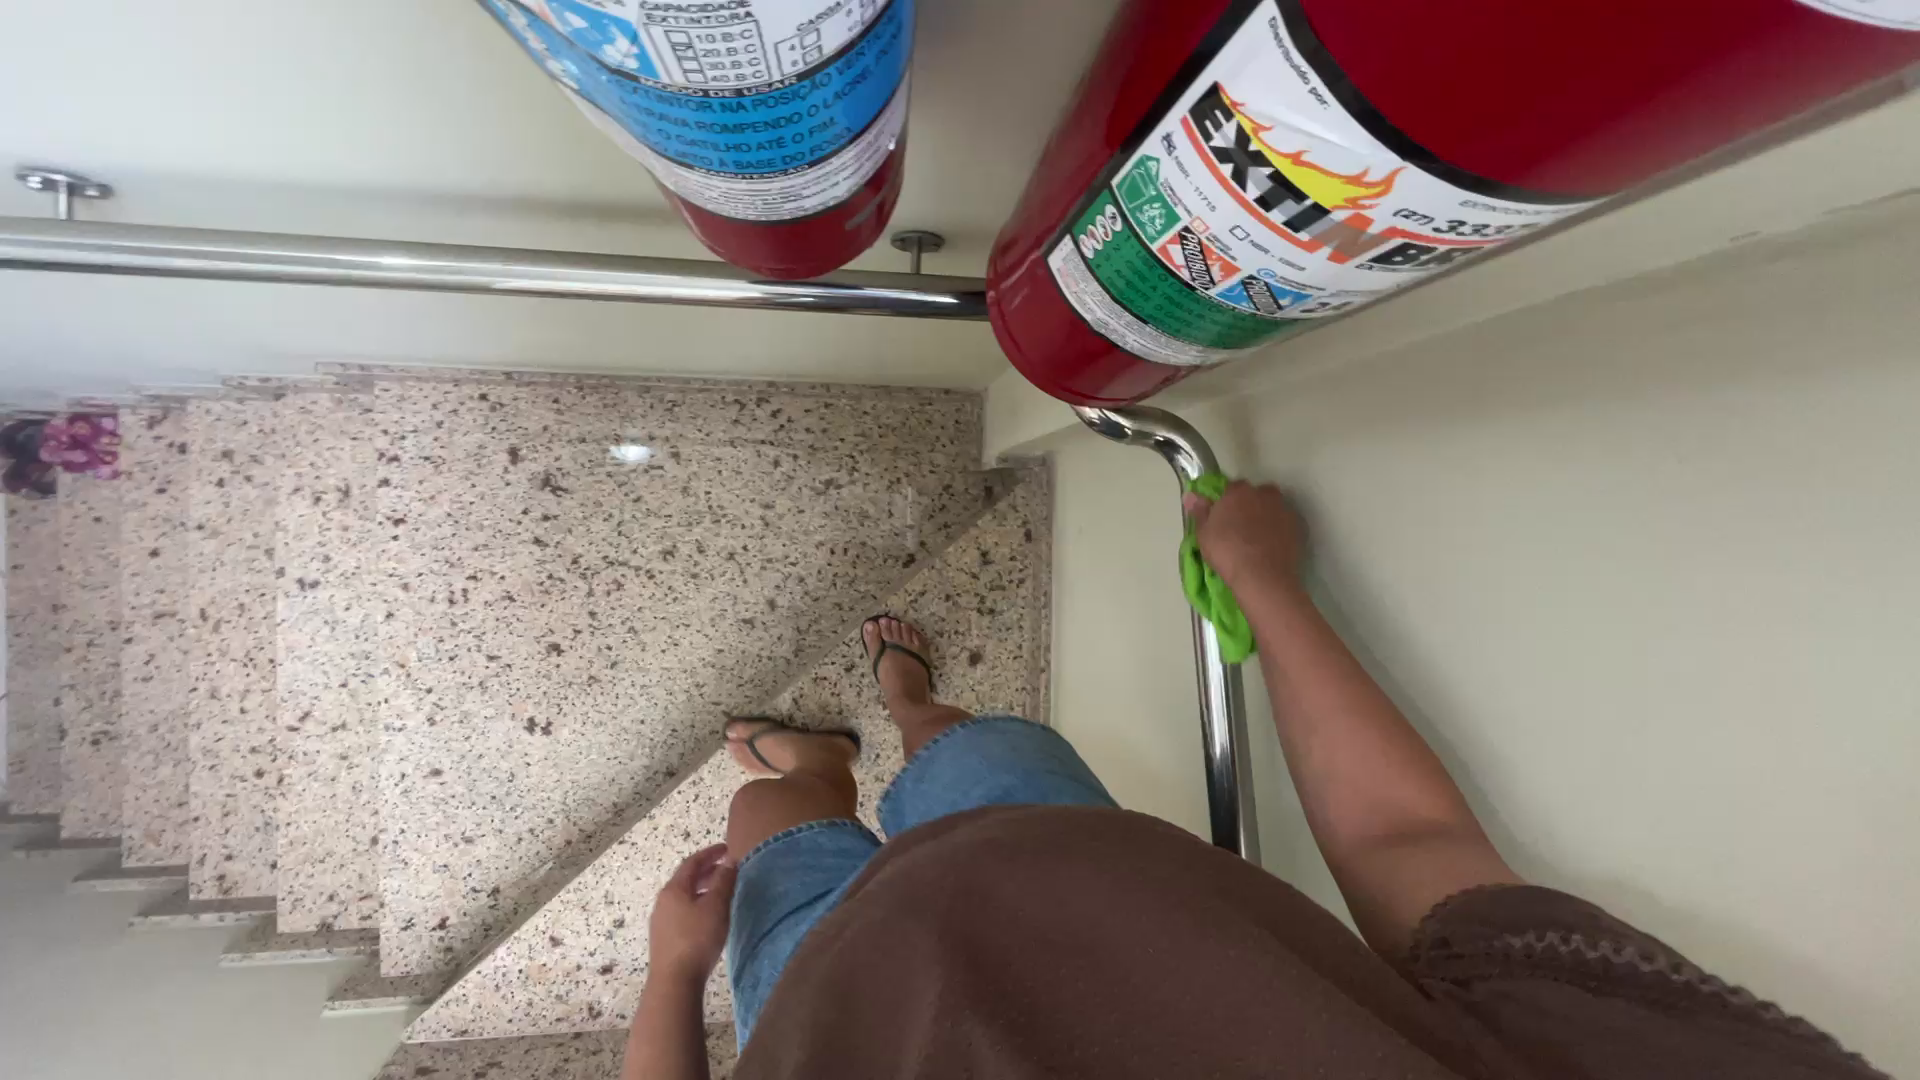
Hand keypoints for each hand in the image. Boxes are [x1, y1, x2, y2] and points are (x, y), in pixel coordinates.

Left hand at [648, 843, 736, 982]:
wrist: (674, 982)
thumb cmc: (696, 938)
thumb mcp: (716, 905)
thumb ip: (724, 880)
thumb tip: (729, 860)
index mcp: (674, 889)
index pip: (692, 862)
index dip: (710, 853)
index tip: (727, 849)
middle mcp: (663, 902)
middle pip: (686, 879)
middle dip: (707, 870)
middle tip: (726, 868)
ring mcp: (661, 921)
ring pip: (684, 896)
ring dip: (702, 888)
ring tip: (721, 891)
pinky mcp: (664, 938)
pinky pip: (681, 911)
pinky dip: (697, 904)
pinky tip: (708, 916)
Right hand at [1183, 481, 1307, 592]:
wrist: (1262, 576)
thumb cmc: (1227, 551)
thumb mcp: (1204, 533)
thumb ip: (1200, 511)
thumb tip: (1190, 495)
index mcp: (1239, 491)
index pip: (1232, 487)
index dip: (1227, 501)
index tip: (1223, 516)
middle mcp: (1264, 494)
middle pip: (1256, 494)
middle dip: (1249, 505)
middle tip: (1240, 526)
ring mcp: (1284, 510)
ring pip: (1272, 508)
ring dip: (1265, 516)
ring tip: (1256, 538)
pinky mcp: (1297, 527)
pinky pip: (1283, 523)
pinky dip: (1278, 530)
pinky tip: (1269, 546)